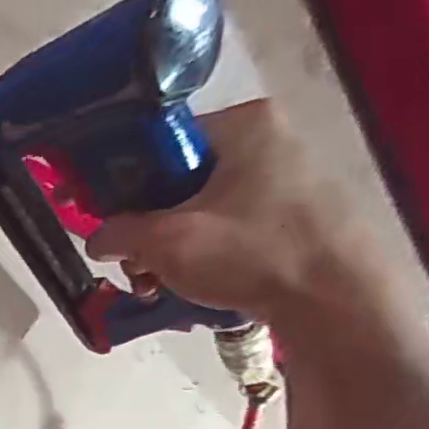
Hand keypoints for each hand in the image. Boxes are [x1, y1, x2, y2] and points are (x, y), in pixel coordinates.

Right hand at [83, 100, 391, 325]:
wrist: (340, 303)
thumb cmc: (252, 254)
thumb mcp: (165, 243)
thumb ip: (116, 234)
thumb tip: (98, 240)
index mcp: (241, 125)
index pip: (153, 143)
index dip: (113, 180)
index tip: (88, 210)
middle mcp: (266, 138)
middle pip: (170, 180)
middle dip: (141, 227)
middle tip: (130, 264)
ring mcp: (284, 174)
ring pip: (193, 206)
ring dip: (163, 247)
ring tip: (156, 282)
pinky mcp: (292, 210)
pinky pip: (222, 223)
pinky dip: (195, 252)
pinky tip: (187, 282)